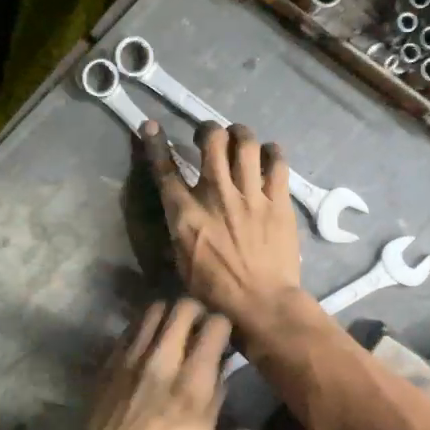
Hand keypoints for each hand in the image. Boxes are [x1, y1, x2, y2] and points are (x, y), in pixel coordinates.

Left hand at [63, 298, 229, 429]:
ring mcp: (132, 354)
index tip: (221, 335)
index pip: (216, 324)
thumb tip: (222, 360)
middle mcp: (162, 358)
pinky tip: (149, 346)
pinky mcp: (112, 357)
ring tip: (173, 332)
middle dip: (197, 312)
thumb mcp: (205, 427)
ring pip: (155, 308)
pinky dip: (146, 328)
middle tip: (198, 327)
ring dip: (169, 315)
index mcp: (192, 379)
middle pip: (184, 306)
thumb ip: (217, 387)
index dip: (223, 325)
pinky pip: (133, 326)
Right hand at [140, 120, 302, 330]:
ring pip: (246, 143)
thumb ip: (179, 232)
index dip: (155, 144)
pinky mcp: (278, 201)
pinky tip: (269, 154)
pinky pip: (277, 162)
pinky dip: (272, 152)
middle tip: (209, 136)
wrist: (261, 303)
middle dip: (208, 130)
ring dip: (240, 134)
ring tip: (239, 137)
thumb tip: (178, 219)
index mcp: (186, 213)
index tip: (151, 126)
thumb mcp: (182, 263)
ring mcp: (249, 195)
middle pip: (212, 141)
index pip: (165, 169)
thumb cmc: (215, 292)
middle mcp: (216, 195)